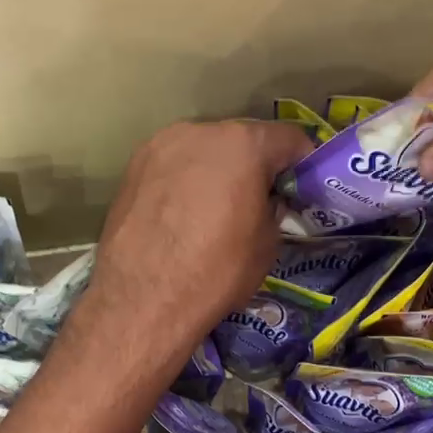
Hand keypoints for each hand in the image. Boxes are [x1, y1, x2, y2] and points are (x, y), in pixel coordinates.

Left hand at [77, 119, 312, 372]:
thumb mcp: (266, 246)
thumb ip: (272, 210)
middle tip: (256, 201)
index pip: (288, 139)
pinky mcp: (131, 169)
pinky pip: (171, 169)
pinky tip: (181, 217)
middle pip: (240, 140)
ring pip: (201, 152)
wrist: (143, 300)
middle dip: (253, 166)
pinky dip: (183, 184)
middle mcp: (200, 131)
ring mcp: (160, 146)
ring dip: (214, 173)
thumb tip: (263, 204)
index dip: (301, 164)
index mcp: (244, 143)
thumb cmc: (216, 273)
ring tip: (213, 211)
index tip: (301, 189)